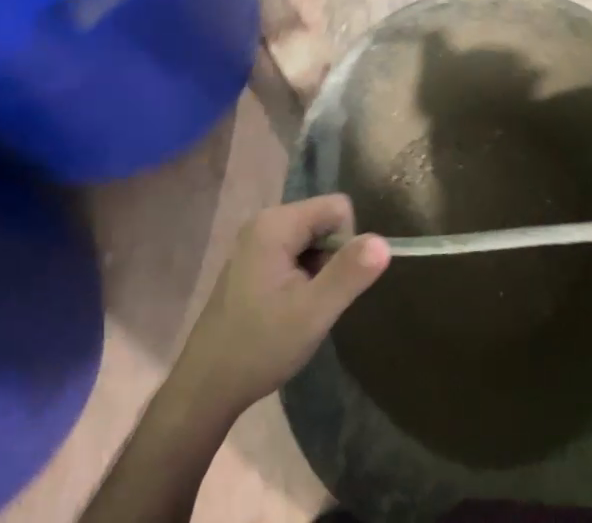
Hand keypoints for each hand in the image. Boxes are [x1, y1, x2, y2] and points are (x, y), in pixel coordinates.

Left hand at [172, 194, 390, 414]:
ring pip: (312, 241)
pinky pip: (295, 255)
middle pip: (323, 221)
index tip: (331, 284)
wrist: (207, 385)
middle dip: (332, 259)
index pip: (338, 207)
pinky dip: (302, 279)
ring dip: (318, 272)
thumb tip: (384, 241)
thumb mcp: (314, 312)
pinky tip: (289, 311)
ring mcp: (255, 243)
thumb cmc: (261, 347)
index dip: (347, 244)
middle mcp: (263, 223)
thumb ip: (349, 273)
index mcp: (275, 224)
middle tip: (315, 301)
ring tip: (301, 309)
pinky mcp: (252, 263)